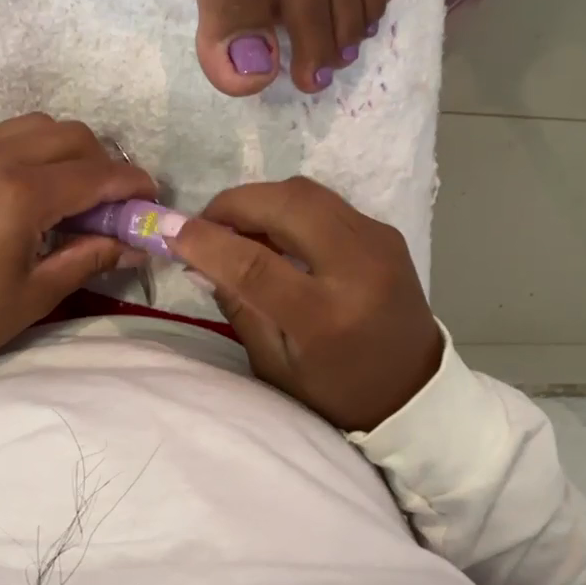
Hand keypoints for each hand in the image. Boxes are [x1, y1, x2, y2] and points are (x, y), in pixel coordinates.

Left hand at [0, 114, 153, 359]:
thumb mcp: (37, 293)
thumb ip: (89, 258)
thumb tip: (133, 244)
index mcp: (22, 194)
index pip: (95, 173)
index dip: (131, 184)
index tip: (152, 199)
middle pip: (72, 135)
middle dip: (104, 163)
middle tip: (113, 204)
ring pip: (39, 126)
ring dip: (69, 150)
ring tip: (76, 194)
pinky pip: (9, 135)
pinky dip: (36, 149)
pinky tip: (40, 189)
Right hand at [170, 177, 441, 431]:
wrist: (414, 391)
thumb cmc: (336, 392)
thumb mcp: (276, 365)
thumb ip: (239, 307)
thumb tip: (200, 261)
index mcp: (326, 317)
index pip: (255, 263)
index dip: (207, 242)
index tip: (172, 233)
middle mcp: (358, 268)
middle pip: (286, 203)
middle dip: (234, 204)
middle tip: (204, 226)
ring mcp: (378, 243)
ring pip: (306, 192)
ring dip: (260, 202)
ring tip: (234, 231)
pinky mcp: (384, 233)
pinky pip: (325, 203)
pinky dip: (287, 209)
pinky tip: (272, 236)